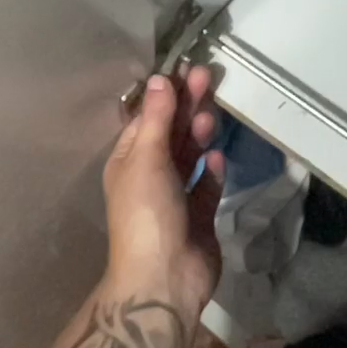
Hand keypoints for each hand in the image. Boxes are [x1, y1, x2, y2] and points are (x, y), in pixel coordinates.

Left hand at [102, 66, 224, 317]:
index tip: (186, 70)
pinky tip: (218, 156)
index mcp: (128, 161)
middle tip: (208, 77)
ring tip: (211, 115)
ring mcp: (174, 197)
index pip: (147, 119)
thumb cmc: (147, 212)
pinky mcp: (198, 217)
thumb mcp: (147, 159)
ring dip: (198, 135)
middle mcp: (149, 176)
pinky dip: (211, 172)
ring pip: (189, 157)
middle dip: (187, 107)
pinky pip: (205, 187)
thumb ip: (157, 119)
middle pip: (170, 134)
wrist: (164, 277)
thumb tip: (159, 79)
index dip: (165, 95)